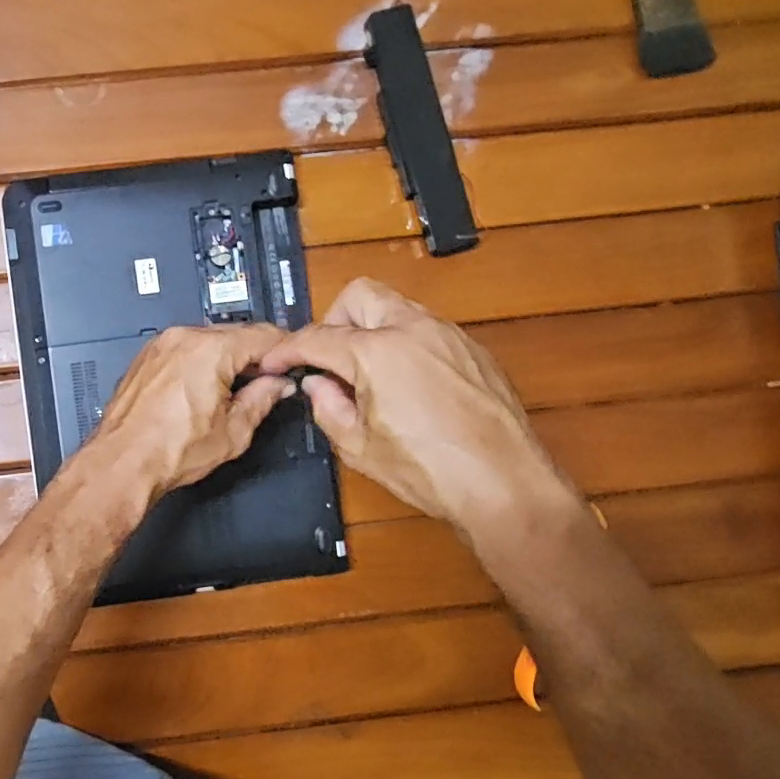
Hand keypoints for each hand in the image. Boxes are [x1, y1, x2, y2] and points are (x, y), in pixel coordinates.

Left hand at [86, 323, 296, 496]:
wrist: (122, 463)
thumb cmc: (167, 451)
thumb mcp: (233, 432)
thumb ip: (262, 400)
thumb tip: (278, 386)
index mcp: (210, 350)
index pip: (263, 335)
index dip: (284, 351)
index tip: (292, 365)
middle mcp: (183, 338)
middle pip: (235, 334)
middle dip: (255, 357)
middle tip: (269, 383)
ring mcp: (161, 346)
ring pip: (209, 341)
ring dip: (227, 359)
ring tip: (234, 392)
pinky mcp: (147, 358)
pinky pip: (184, 350)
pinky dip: (200, 363)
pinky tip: (204, 391)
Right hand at [260, 277, 576, 529]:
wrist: (503, 482)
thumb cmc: (432, 470)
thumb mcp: (360, 448)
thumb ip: (328, 408)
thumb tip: (318, 386)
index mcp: (377, 353)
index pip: (317, 338)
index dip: (287, 350)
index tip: (276, 362)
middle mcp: (413, 330)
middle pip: (358, 296)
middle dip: (333, 321)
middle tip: (328, 359)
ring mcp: (447, 335)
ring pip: (396, 307)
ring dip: (371, 329)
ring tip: (367, 375)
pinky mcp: (471, 349)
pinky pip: (426, 328)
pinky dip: (404, 343)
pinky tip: (406, 385)